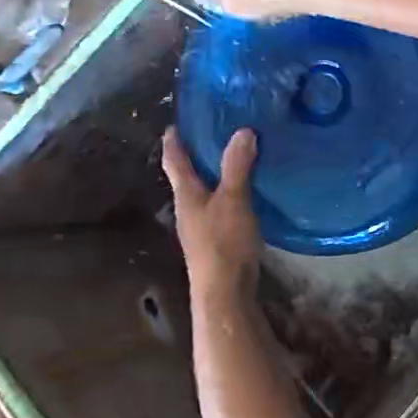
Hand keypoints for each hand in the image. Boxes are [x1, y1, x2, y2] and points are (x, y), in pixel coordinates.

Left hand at [161, 126, 261, 308]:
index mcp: (186, 195)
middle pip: (187, 177)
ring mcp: (200, 227)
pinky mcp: (215, 241)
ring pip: (203, 193)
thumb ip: (237, 166)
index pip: (175, 161)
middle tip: (212, 134)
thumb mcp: (233, 199)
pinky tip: (243, 193)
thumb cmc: (223, 242)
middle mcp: (188, 209)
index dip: (174, 142)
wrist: (224, 292)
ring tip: (232, 159)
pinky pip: (218, 207)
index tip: (174, 125)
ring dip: (213, 175)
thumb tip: (243, 131)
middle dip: (196, 156)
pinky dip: (227, 194)